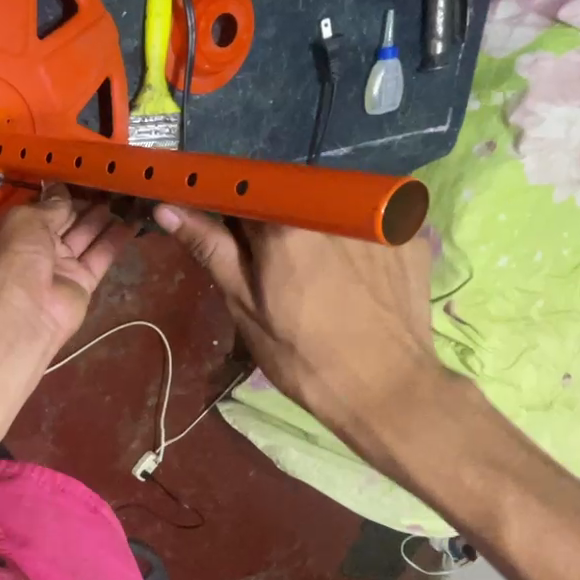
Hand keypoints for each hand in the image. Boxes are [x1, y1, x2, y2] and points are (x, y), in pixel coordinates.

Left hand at [0, 184, 123, 356]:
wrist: (25, 311)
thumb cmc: (17, 255)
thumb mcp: (28, 219)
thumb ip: (51, 205)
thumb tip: (61, 189)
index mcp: (18, 229)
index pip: (44, 206)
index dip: (64, 192)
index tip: (89, 173)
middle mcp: (38, 246)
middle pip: (68, 219)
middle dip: (89, 201)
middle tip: (117, 179)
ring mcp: (61, 265)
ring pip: (87, 235)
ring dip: (106, 216)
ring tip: (130, 192)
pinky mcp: (82, 281)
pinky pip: (102, 254)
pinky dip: (118, 237)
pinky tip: (137, 218)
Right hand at [152, 204, 443, 438]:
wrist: (385, 389)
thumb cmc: (300, 355)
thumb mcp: (244, 305)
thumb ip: (211, 249)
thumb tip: (168, 209)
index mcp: (284, 223)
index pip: (243, 190)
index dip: (228, 206)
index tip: (222, 228)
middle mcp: (334, 205)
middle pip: (289, 196)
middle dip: (273, 220)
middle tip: (271, 266)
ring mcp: (380, 216)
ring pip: (328, 207)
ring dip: (313, 227)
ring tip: (317, 275)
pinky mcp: (411, 234)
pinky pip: (368, 223)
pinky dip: (354, 241)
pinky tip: (354, 278)